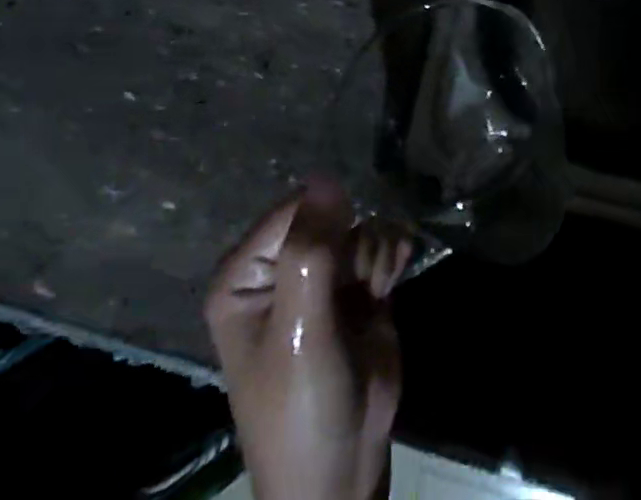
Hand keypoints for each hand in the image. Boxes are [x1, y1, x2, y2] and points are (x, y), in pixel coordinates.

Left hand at [205, 179, 412, 499]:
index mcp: (245, 276)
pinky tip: (392, 283)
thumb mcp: (301, 329)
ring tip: (374, 292)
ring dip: (378, 253)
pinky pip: (385, 242)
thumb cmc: (302, 403)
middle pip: (335, 216)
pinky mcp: (361, 287)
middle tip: (357, 290)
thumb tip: (326, 177)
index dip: (328, 228)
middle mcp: (282, 269)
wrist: (342, 462)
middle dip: (356, 247)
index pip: (294, 212)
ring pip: (364, 227)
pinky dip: (395, 254)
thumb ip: (311, 253)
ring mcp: (325, 277)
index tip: (341, 269)